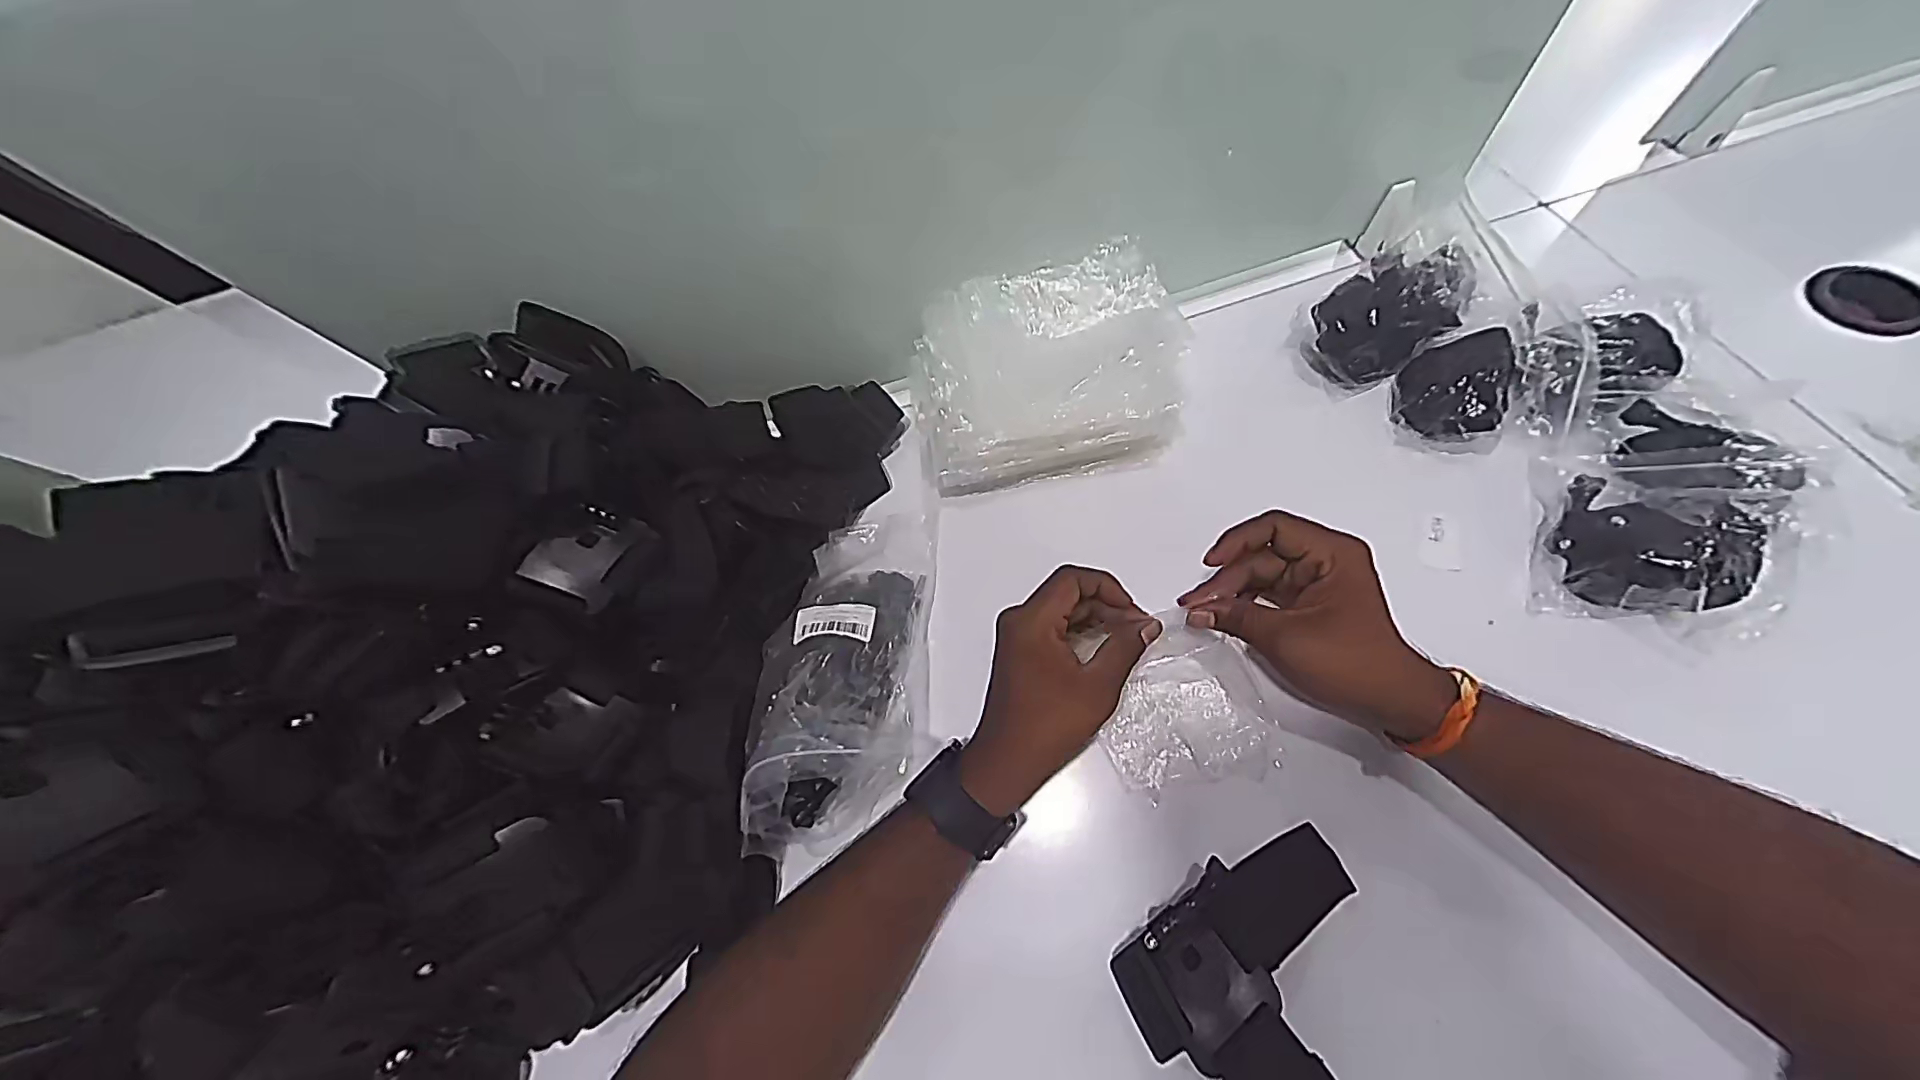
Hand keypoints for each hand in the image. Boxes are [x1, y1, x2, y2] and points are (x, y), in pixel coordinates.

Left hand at [959, 566, 1160, 814]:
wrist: (1008, 760)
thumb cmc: (1042, 728)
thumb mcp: (1098, 685)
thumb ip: (1125, 647)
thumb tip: (1143, 625)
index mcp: (1031, 622)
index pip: (1072, 579)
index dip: (1108, 588)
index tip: (1130, 608)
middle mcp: (1018, 622)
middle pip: (1067, 593)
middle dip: (1106, 605)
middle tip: (1135, 626)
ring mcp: (1016, 637)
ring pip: (1061, 610)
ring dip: (1094, 620)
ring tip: (1125, 640)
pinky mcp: (1019, 652)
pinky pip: (1052, 628)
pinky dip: (1079, 633)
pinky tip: (1103, 651)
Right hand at [1177, 511, 1456, 741]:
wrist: (1390, 700)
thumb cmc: (1362, 666)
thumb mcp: (1286, 638)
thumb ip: (1238, 617)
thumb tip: (1204, 609)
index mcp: (1333, 554)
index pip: (1273, 528)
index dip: (1237, 542)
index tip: (1213, 562)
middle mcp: (1326, 562)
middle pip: (1261, 555)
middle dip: (1227, 578)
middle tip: (1201, 600)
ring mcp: (1316, 583)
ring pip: (1260, 575)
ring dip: (1231, 593)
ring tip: (1206, 610)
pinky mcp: (1308, 603)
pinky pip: (1267, 593)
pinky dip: (1244, 604)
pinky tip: (1224, 615)